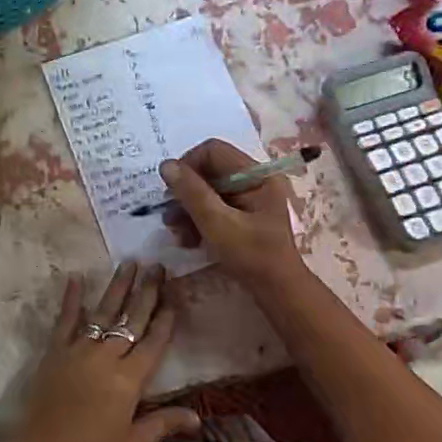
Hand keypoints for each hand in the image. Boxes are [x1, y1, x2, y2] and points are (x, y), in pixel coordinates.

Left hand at [0, 264, 199, 441]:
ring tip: (128, 264)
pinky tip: (74, 278)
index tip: (174, 294)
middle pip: (130, 320)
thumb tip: (198, 416)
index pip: (153, 342)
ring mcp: (76, 352)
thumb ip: (163, 424)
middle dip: (145, 292)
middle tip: (156, 266)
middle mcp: (104, 358)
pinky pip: (64, 321)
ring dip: (116, 288)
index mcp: (129, 381)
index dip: (165, 318)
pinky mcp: (53, 353)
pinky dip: (70, 299)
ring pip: (101, 313)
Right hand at [158, 139, 304, 286]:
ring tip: (176, 233)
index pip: (212, 151)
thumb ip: (191, 192)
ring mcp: (246, 197)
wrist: (276, 289)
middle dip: (184, 193)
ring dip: (186, 210)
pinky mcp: (239, 213)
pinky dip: (196, 220)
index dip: (188, 166)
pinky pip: (210, 206)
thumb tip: (166, 165)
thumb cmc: (252, 255)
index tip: (172, 191)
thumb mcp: (217, 223)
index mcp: (257, 175)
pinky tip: (187, 239)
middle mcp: (253, 180)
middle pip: (206, 171)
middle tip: (170, 216)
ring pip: (204, 190)